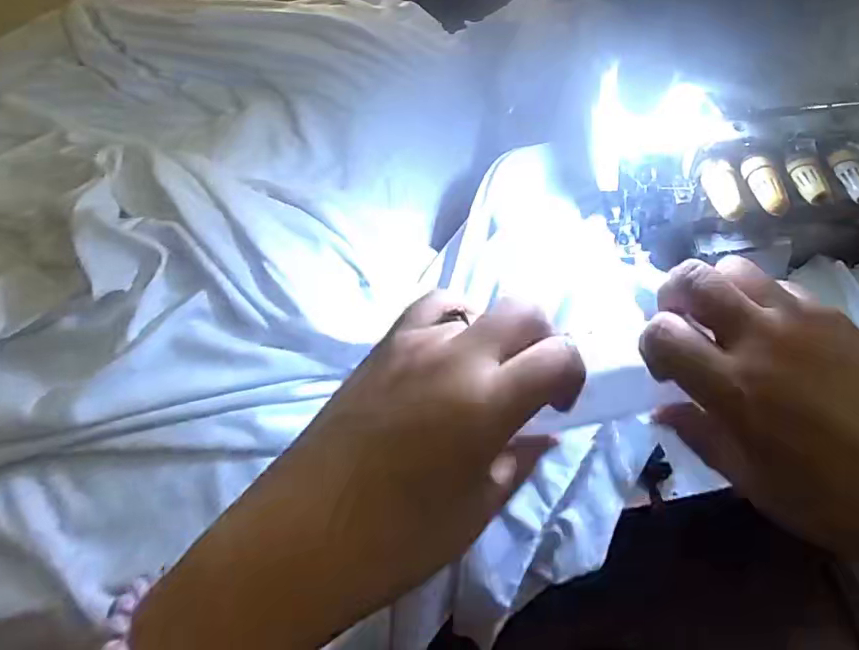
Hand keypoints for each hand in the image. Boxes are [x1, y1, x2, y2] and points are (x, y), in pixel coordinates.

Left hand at [133, 294, 585, 648]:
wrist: (284, 553)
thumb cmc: (391, 543)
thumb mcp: (474, 512)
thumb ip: (518, 462)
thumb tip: (543, 436)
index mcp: (488, 401)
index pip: (560, 354)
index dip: (574, 373)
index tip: (560, 406)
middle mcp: (457, 358)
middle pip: (527, 311)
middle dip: (546, 339)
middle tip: (534, 380)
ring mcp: (414, 346)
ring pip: (480, 305)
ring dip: (500, 331)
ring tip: (488, 369)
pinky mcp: (381, 350)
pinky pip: (431, 308)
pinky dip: (454, 318)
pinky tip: (447, 351)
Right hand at [639, 259, 858, 649]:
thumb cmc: (824, 497)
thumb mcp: (750, 479)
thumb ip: (700, 434)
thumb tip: (662, 408)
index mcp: (734, 386)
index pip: (665, 335)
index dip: (649, 339)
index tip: (658, 358)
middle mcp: (762, 336)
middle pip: (697, 279)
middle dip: (672, 291)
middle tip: (676, 317)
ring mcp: (801, 316)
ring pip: (740, 268)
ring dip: (718, 285)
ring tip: (723, 316)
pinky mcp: (832, 312)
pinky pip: (783, 286)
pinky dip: (762, 297)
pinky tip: (774, 329)